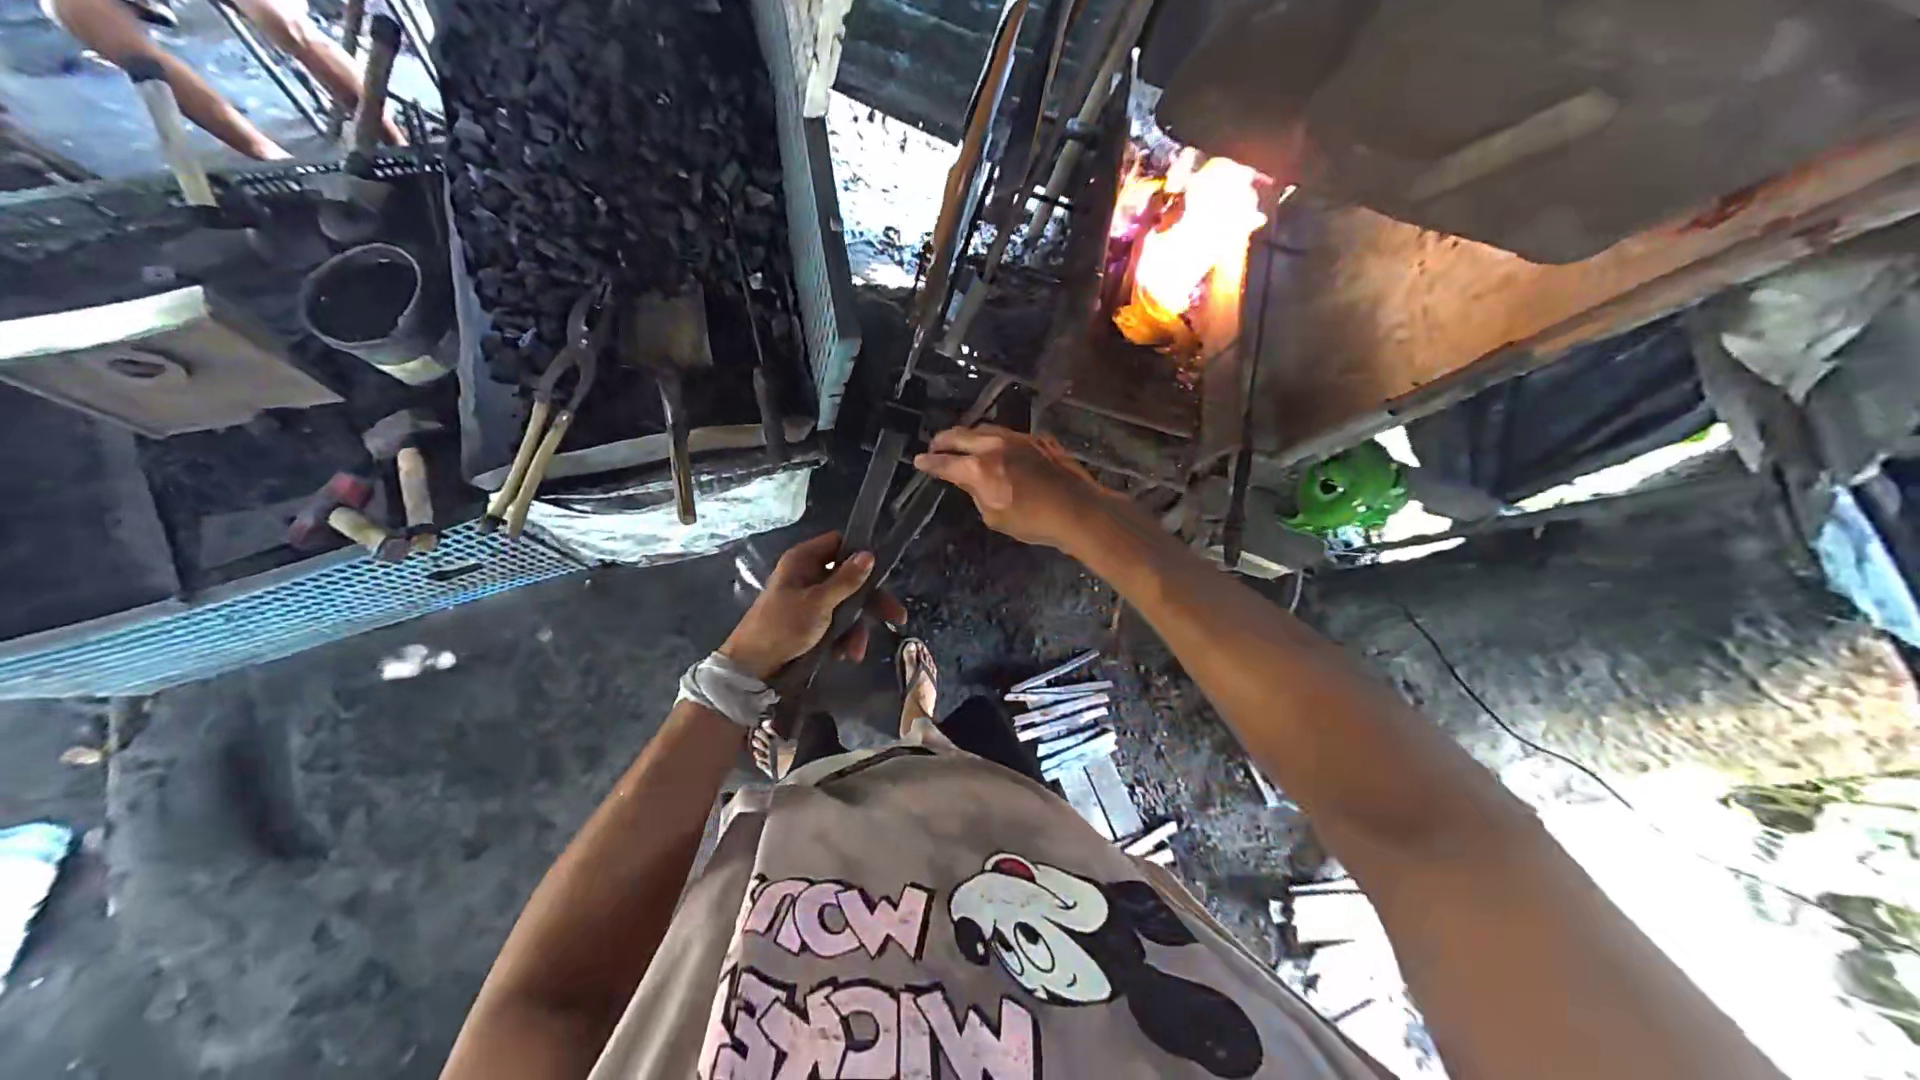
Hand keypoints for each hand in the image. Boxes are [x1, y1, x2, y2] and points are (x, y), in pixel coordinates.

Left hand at [720, 532, 907, 680]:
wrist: (753, 667)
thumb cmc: (782, 627)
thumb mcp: (819, 603)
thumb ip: (846, 580)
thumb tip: (869, 554)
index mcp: (803, 560)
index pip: (839, 543)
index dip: (861, 555)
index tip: (881, 573)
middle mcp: (807, 575)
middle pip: (849, 578)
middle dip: (869, 603)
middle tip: (895, 618)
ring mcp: (808, 598)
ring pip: (846, 604)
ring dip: (856, 628)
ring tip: (855, 651)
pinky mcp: (809, 621)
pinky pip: (836, 622)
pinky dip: (844, 637)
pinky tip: (844, 654)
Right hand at [913, 425, 1108, 551]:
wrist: (1078, 509)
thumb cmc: (1033, 521)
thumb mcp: (994, 516)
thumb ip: (976, 493)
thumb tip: (970, 480)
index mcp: (978, 468)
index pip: (944, 462)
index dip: (928, 463)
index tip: (919, 461)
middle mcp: (994, 445)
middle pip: (960, 435)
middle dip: (944, 440)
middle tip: (935, 446)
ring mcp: (1018, 438)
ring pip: (985, 429)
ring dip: (969, 435)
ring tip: (963, 443)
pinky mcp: (1037, 439)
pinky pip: (1008, 434)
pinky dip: (994, 439)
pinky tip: (997, 448)